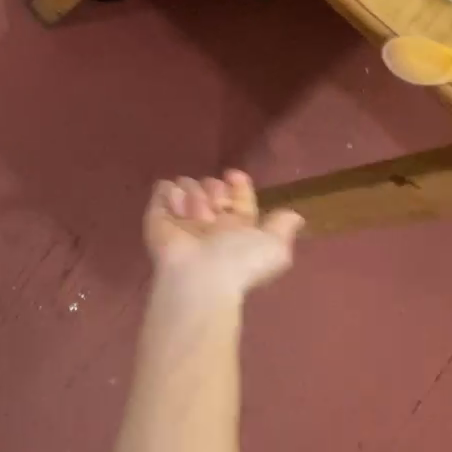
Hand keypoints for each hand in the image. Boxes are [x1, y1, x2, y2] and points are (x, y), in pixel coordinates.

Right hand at [144, 171, 302, 298]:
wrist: (199, 274)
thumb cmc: (239, 260)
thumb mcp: (274, 248)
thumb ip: (282, 228)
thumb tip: (294, 215)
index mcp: (237, 227)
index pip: (237, 196)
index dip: (238, 184)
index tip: (234, 176)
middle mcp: (209, 220)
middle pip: (211, 184)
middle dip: (215, 190)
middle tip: (215, 206)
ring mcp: (182, 216)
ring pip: (188, 183)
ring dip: (195, 194)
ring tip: (196, 215)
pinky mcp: (157, 213)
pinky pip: (164, 187)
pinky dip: (172, 195)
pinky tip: (178, 210)